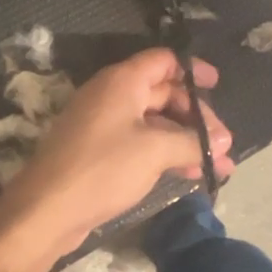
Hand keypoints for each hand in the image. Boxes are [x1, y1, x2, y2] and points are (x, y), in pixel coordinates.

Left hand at [0, 48, 234, 252]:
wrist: (47, 210)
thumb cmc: (103, 169)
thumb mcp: (155, 151)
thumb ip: (193, 141)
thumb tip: (224, 142)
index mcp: (122, 82)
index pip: (164, 61)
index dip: (192, 70)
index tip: (217, 87)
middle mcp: (112, 96)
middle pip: (163, 93)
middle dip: (196, 116)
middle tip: (223, 143)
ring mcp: (104, 125)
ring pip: (154, 123)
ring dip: (186, 141)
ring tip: (217, 167)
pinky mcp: (100, 153)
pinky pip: (140, 144)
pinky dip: (166, 154)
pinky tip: (189, 176)